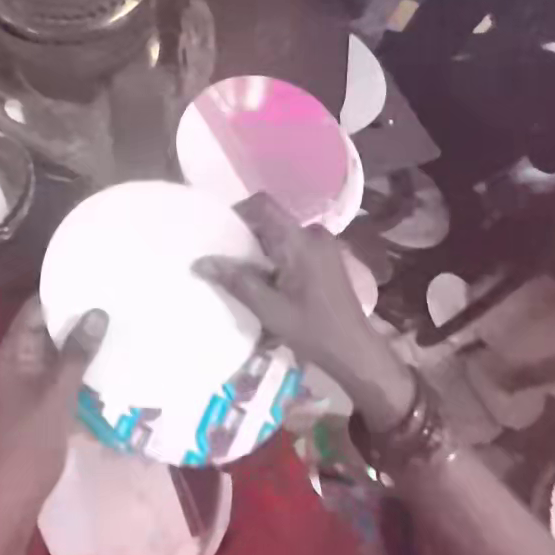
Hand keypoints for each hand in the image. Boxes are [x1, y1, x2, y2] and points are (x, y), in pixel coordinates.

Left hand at [0, 297, 105, 496]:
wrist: (18, 491)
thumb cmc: (32, 438)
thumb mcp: (58, 392)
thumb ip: (77, 352)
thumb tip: (97, 311)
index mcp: (13, 351)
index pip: (35, 308)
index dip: (61, 293)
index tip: (93, 279)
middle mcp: (19, 359)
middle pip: (48, 327)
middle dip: (77, 316)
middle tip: (114, 298)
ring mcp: (30, 380)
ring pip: (58, 350)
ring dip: (82, 341)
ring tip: (117, 322)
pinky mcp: (43, 398)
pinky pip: (63, 371)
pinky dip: (81, 364)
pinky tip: (109, 359)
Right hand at [194, 194, 414, 426]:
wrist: (354, 350)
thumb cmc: (312, 329)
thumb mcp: (267, 307)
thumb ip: (234, 280)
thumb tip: (200, 262)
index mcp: (299, 240)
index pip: (263, 204)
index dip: (238, 211)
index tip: (219, 231)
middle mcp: (313, 234)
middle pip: (270, 220)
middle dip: (245, 235)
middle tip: (225, 257)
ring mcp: (323, 245)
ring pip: (281, 233)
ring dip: (259, 248)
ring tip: (242, 272)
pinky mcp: (326, 258)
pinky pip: (293, 244)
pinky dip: (275, 255)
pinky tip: (266, 281)